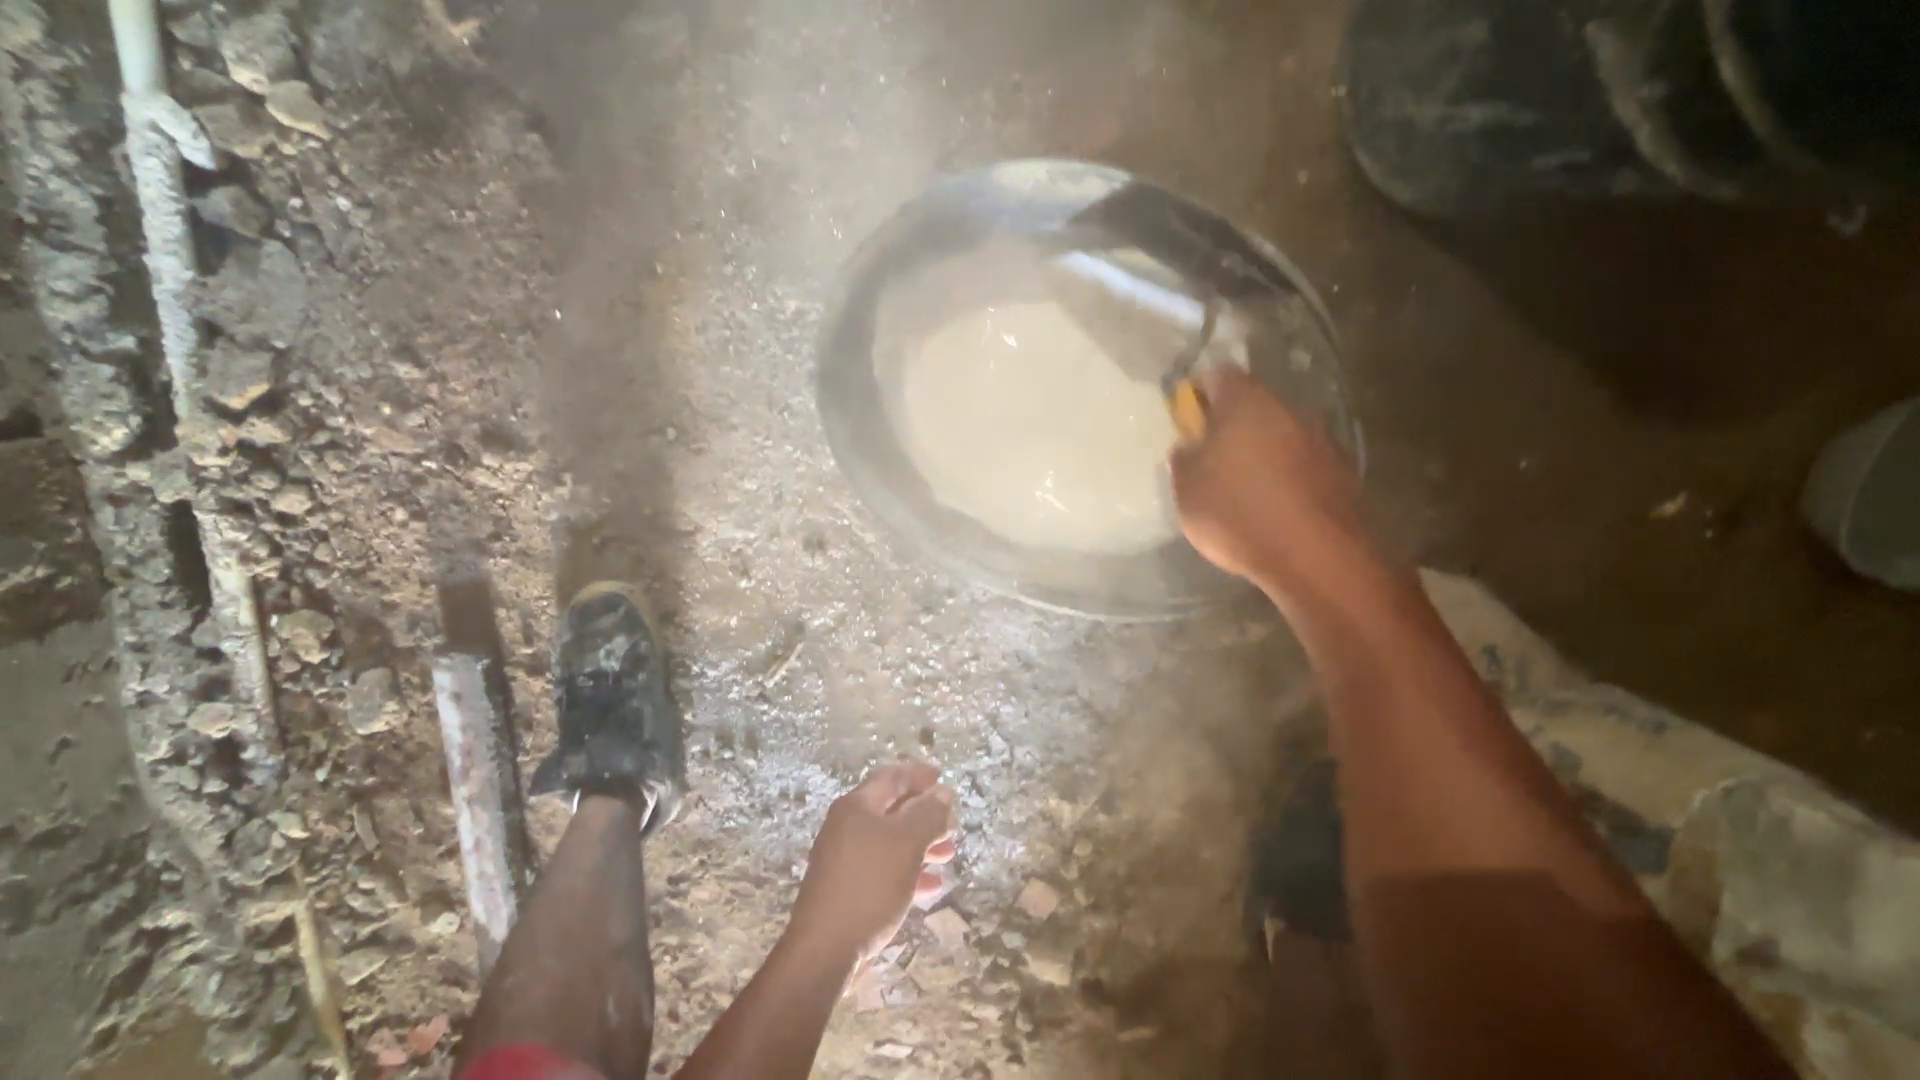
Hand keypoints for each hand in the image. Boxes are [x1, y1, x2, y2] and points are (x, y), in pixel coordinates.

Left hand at [789, 763, 956, 965]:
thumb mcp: (906, 843)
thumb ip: (927, 814)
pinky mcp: (847, 889)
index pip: (892, 777)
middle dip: (925, 815)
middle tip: (953, 827)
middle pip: (892, 810)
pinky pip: (884, 870)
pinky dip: (909, 872)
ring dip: (921, 845)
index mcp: (856, 807)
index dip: (919, 775)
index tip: (945, 780)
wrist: (825, 950)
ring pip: (890, 842)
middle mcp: (847, 827)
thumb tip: (942, 792)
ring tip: (948, 857)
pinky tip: (931, 888)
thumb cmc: (869, 886)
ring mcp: (845, 859)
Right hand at [1170, 367, 1373, 591]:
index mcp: (1246, 401)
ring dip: (1262, 454)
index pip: (1217, 376)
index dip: (1198, 395)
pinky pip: (1303, 465)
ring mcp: (1321, 439)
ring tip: (1245, 491)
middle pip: (1253, 406)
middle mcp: (1289, 408)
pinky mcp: (1342, 472)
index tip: (1187, 424)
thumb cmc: (1238, 513)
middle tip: (1211, 461)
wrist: (1316, 556)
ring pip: (1280, 435)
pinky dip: (1287, 478)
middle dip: (1231, 427)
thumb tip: (1190, 446)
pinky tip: (1275, 510)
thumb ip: (1184, 458)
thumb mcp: (1186, 489)